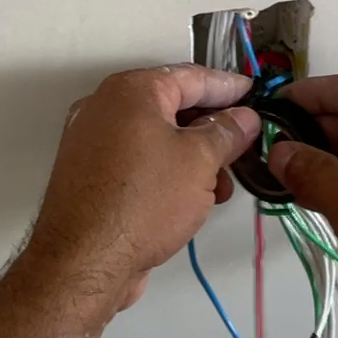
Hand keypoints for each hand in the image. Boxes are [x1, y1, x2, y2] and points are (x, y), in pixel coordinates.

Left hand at [24, 65, 259, 313]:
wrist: (83, 261)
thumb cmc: (144, 200)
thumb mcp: (199, 161)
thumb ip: (226, 132)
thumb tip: (244, 117)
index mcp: (131, 90)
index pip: (191, 76)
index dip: (227, 86)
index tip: (254, 93)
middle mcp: (105, 106)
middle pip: (172, 106)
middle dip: (212, 129)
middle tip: (244, 147)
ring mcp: (92, 140)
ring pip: (157, 137)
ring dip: (193, 157)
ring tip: (221, 188)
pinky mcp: (90, 173)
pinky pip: (138, 159)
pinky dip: (167, 170)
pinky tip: (191, 199)